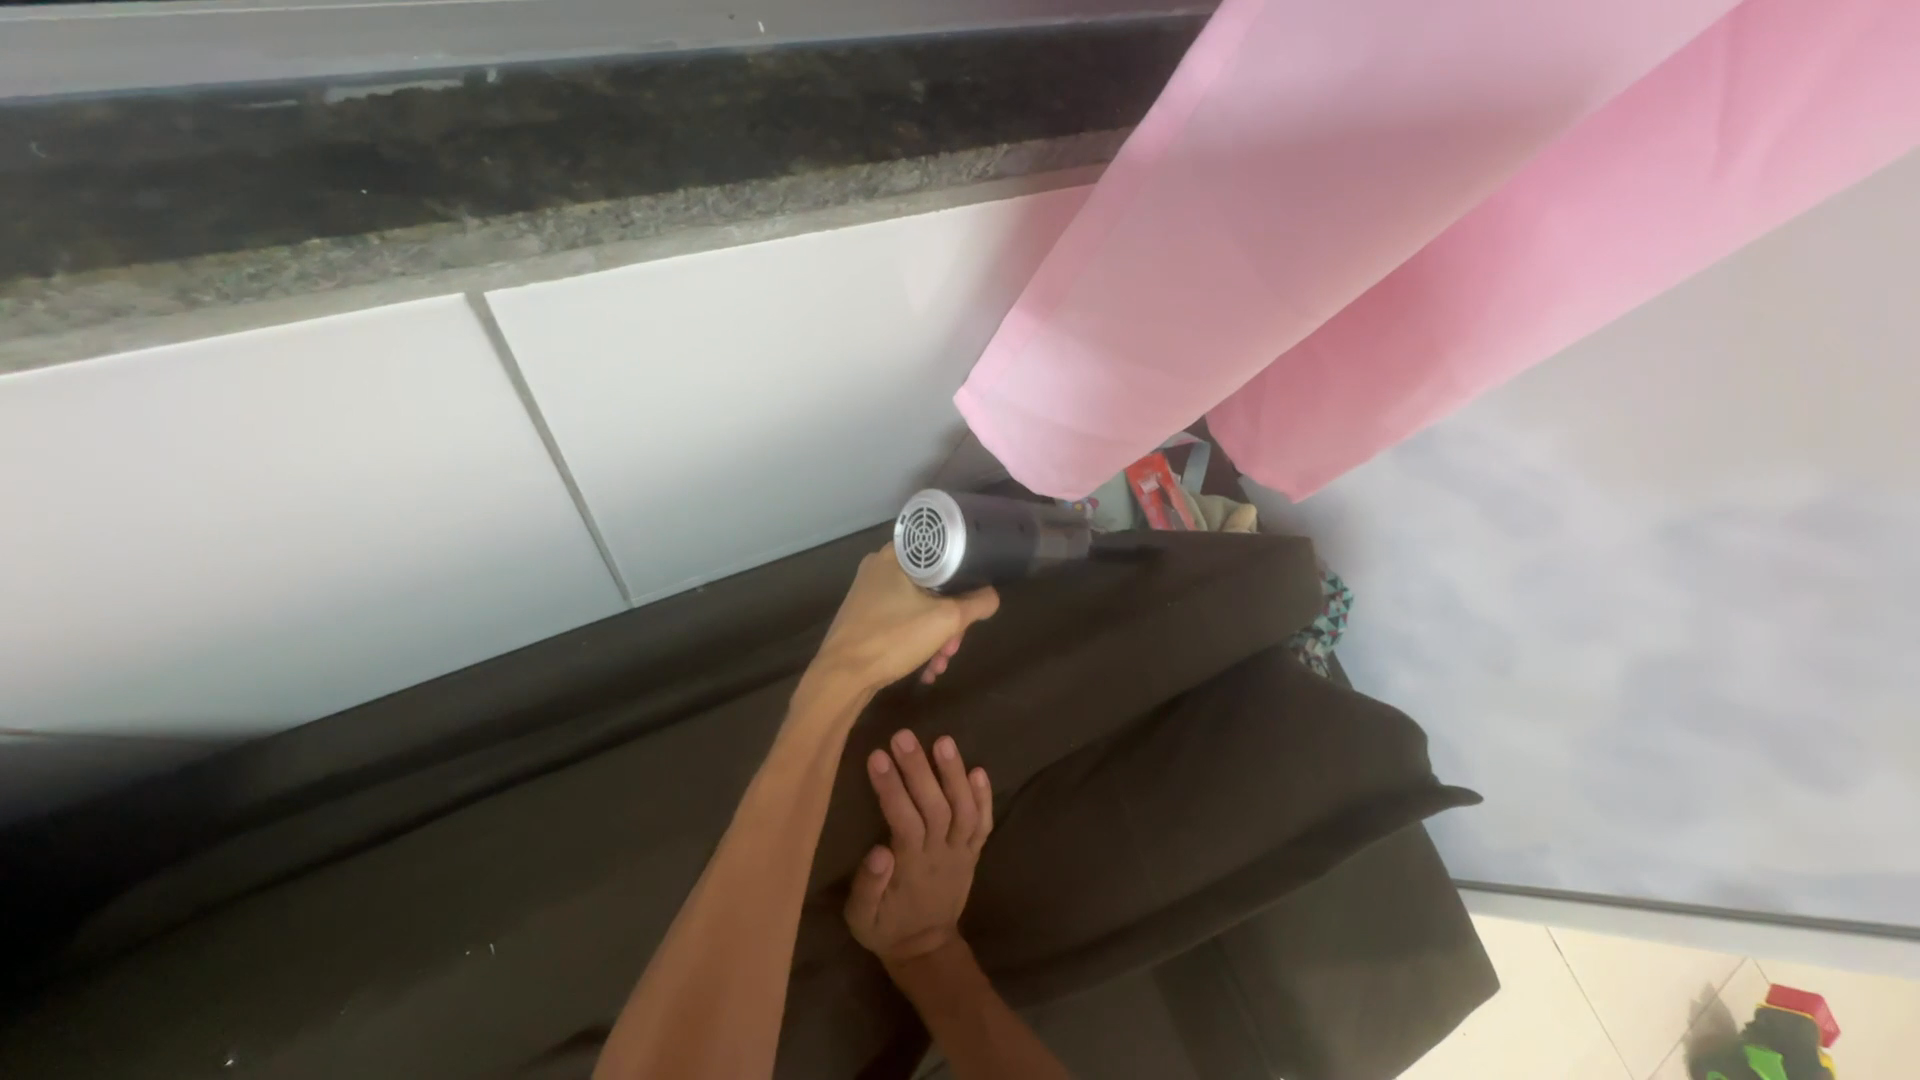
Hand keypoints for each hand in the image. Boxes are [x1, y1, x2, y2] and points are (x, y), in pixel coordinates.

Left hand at [813, 545, 999, 692]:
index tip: (970, 608)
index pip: (943, 554)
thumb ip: (976, 604)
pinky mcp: (863, 616)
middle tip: (953, 648)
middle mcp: (879, 567)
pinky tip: (925, 669)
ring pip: (918, 607)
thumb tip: (991, 596)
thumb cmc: (892, 639)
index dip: (964, 580)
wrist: (841, 677)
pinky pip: (900, 620)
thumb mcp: (946, 620)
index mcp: (895, 555)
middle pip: (932, 586)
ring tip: (939, 665)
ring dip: (935, 636)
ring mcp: (868, 593)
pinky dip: (916, 640)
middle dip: (949, 621)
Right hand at [846, 730, 992, 964]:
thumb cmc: (886, 928)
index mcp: (911, 868)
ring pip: (965, 811)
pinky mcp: (973, 853)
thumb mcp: (862, 918)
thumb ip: (868, 886)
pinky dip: (985, 798)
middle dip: (920, 770)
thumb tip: (880, 850)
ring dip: (955, 775)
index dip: (892, 788)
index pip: (904, 820)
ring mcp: (961, 853)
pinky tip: (978, 769)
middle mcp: (941, 855)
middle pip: (936, 807)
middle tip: (903, 736)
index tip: (877, 756)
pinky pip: (984, 825)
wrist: (926, 949)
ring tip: (943, 741)